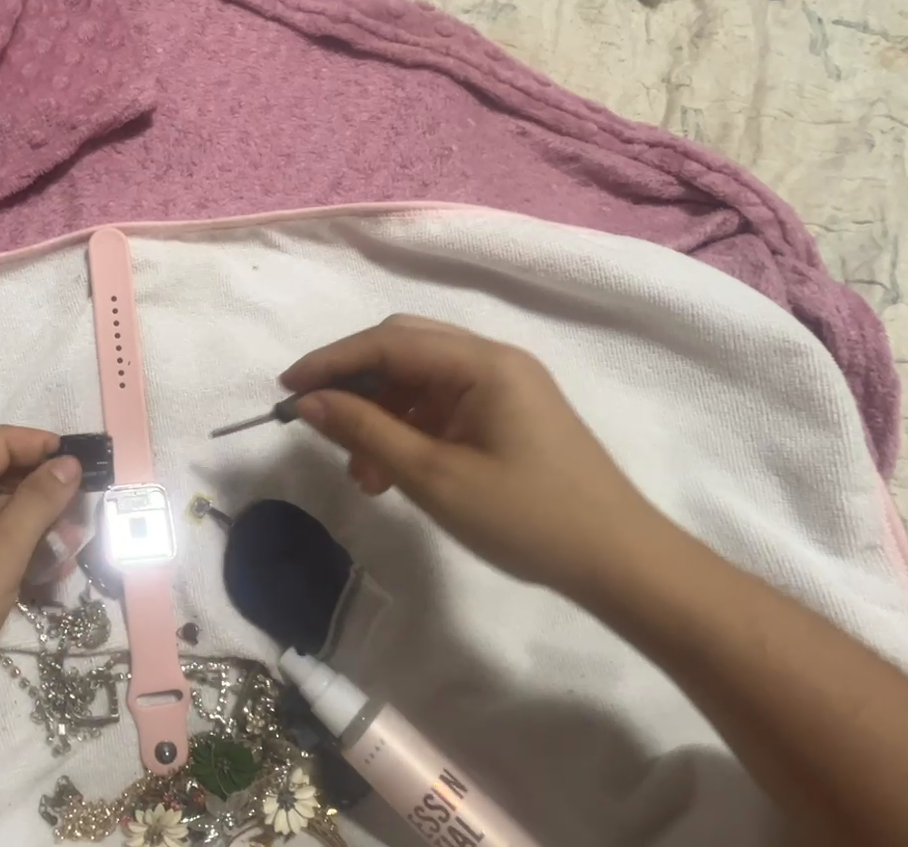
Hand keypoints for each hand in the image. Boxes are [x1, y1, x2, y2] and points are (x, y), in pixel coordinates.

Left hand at [0, 425, 82, 693]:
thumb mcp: (0, 553)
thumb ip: (37, 502)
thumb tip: (67, 462)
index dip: (42, 445)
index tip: (82, 463)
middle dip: (40, 491)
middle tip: (80, 514)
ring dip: (29, 525)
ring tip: (67, 550)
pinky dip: (8, 549)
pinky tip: (40, 573)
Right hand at [282, 314, 670, 591]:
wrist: (621, 564)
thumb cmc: (527, 518)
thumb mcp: (433, 476)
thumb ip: (365, 431)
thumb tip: (306, 402)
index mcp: (482, 363)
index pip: (388, 343)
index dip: (330, 362)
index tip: (286, 390)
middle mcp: (492, 360)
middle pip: (401, 349)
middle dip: (354, 384)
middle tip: (318, 423)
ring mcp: (502, 385)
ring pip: (416, 379)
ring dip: (378, 413)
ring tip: (363, 472)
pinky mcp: (506, 412)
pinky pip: (439, 403)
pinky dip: (405, 428)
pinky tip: (392, 470)